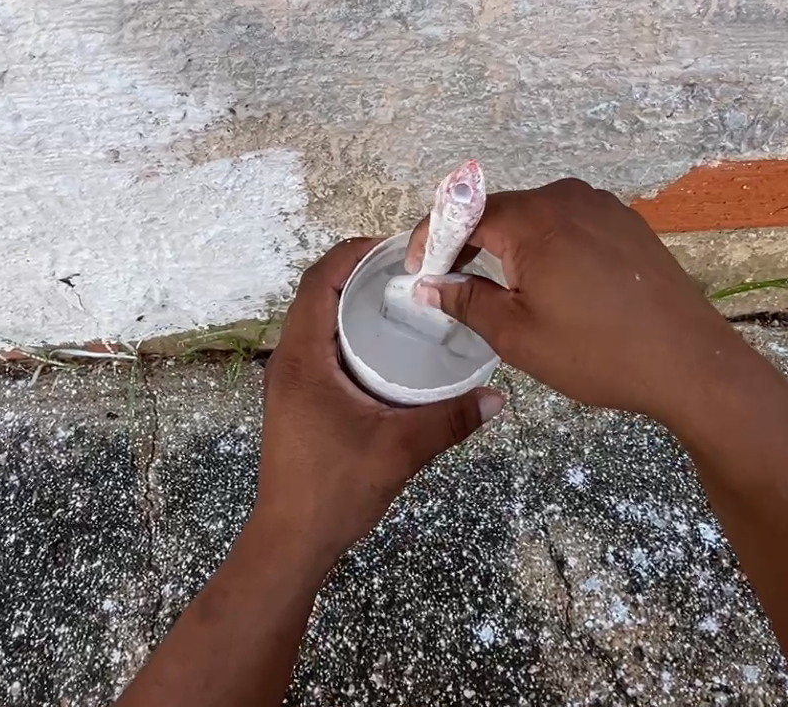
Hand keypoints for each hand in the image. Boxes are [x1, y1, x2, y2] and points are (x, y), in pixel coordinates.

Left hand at [253, 237, 504, 559]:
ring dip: (349, 300)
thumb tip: (499, 397)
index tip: (395, 247)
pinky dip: (346, 329)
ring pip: (315, 318)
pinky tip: (382, 345)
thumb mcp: (398, 450)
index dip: (352, 253)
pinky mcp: (296, 395)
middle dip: (357, 272)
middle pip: (316, 293)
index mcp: (302, 358)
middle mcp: (288, 359)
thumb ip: (448, 421)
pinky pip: (318, 342)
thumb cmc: (335, 489)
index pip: (317, 281)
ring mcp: (288, 378)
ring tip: (400, 299)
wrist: (291, 540)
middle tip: (408, 271)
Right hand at [403, 178, 748, 424]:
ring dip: (507, 243)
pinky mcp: (625, 220)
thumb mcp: (518, 335)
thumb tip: (429, 285)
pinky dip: (544, 242)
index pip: (462, 213)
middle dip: (468, 242)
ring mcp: (600, 205)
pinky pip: (567, 221)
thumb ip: (466, 301)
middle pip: (498, 210)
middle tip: (452, 281)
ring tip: (500, 285)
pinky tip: (549, 278)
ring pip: (533, 215)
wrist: (692, 364)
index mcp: (533, 220)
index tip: (420, 271)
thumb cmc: (597, 352)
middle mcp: (565, 197)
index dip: (433, 239)